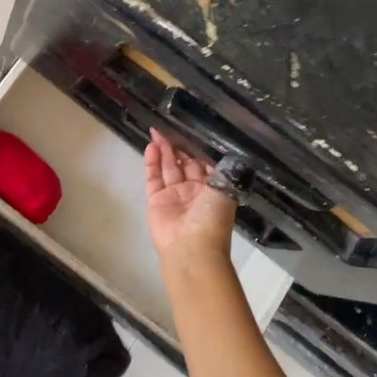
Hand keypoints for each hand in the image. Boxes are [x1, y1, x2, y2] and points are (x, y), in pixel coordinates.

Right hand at [144, 129, 236, 271]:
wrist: (192, 247)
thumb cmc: (212, 218)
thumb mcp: (225, 190)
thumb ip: (223, 172)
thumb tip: (226, 157)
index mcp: (213, 190)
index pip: (203, 165)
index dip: (197, 150)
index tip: (190, 132)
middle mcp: (193, 192)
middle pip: (184, 165)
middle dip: (178, 148)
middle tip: (170, 128)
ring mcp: (173, 196)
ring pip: (168, 168)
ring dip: (164, 151)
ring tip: (157, 132)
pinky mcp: (156, 200)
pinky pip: (153, 178)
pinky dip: (152, 163)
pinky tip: (151, 146)